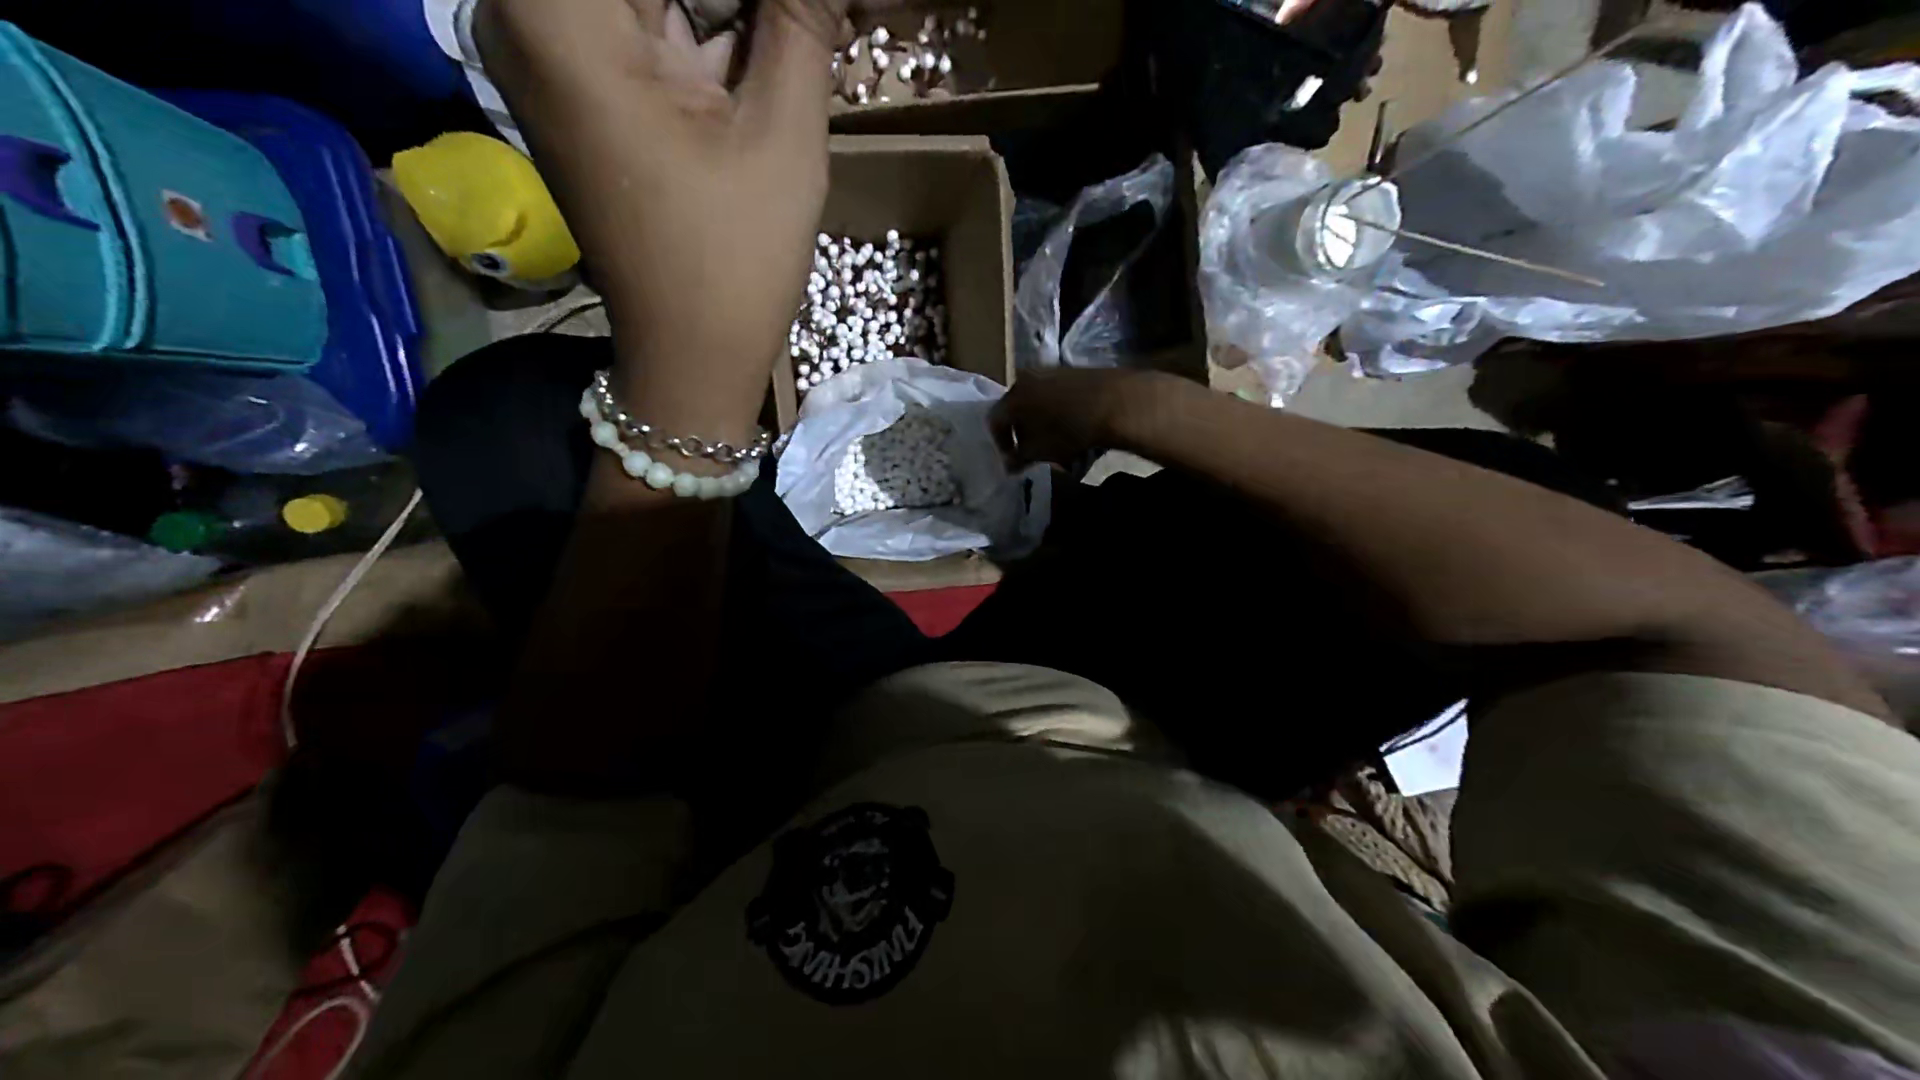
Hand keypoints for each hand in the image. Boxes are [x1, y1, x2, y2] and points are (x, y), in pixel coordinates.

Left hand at [475, 0, 848, 432]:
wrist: (691, 354)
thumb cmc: (734, 260)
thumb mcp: (783, 135)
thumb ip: (801, 17)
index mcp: (557, 11)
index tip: (796, 15)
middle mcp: (526, 13)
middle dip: (740, 2)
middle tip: (808, 22)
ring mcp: (550, 52)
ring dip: (732, 14)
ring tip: (799, 31)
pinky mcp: (582, 88)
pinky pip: (647, 26)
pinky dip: (710, 30)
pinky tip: (772, 46)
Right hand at [991, 368, 1170, 467]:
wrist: (1114, 402)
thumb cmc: (1068, 431)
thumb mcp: (1039, 451)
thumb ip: (1019, 458)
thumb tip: (1010, 464)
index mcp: (1012, 396)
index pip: (994, 421)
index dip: (1000, 444)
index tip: (1012, 461)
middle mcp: (1026, 378)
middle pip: (1016, 409)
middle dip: (1021, 432)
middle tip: (1031, 451)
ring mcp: (1050, 371)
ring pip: (1036, 401)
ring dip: (1040, 421)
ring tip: (1053, 440)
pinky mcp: (1073, 371)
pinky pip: (1055, 395)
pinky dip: (1056, 411)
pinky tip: (1070, 426)